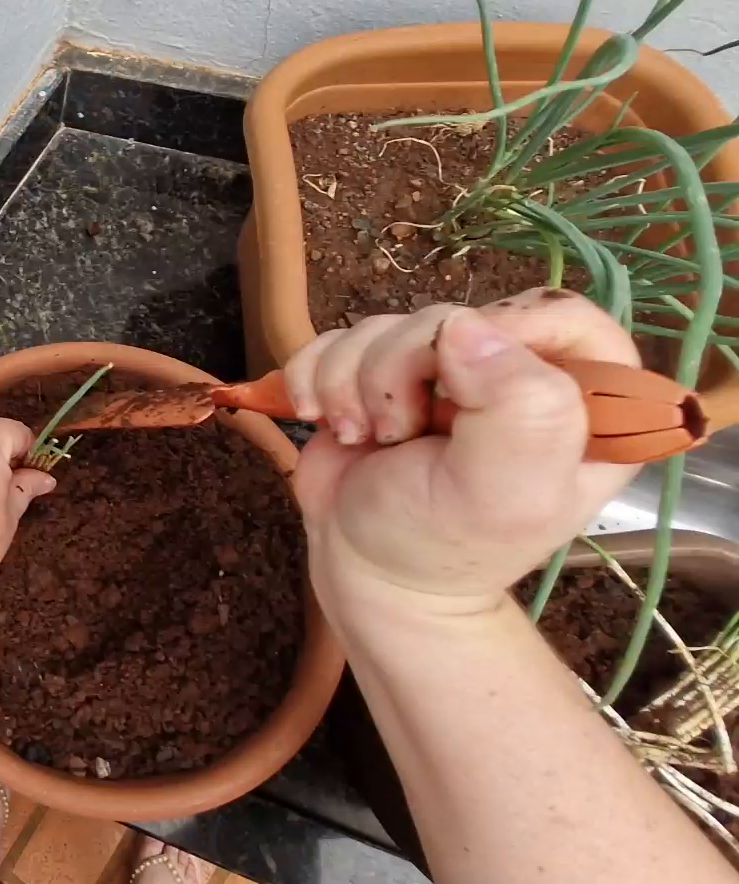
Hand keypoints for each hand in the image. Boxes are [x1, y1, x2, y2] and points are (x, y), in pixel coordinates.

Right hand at [283, 288, 640, 618]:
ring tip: (355, 436)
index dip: (498, 328)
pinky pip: (327, 342)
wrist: (363, 566)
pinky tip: (316, 417)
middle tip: (390, 431)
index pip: (557, 317)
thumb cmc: (442, 542)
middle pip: (444, 319)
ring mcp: (428, 376)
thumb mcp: (500, 493)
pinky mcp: (362, 378)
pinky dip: (307, 375)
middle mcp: (503, 377)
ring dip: (343, 381)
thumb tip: (465, 328)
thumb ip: (517, 411)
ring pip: (375, 329)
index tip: (451, 378)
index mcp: (576, 403)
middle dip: (393, 370)